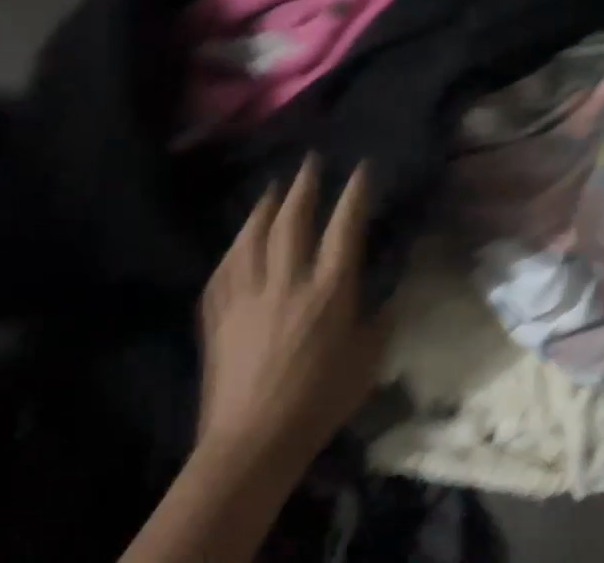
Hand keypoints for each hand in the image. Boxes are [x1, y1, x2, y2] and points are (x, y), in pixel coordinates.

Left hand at [196, 156, 389, 466]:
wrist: (252, 440)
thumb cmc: (322, 399)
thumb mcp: (369, 357)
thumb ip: (379, 318)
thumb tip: (386, 294)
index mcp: (329, 290)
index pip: (343, 228)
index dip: (354, 194)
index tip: (362, 168)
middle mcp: (286, 283)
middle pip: (291, 222)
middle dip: (303, 187)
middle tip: (310, 163)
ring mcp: (245, 298)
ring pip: (251, 239)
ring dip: (263, 210)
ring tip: (272, 191)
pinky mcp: (217, 318)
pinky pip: (224, 270)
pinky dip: (235, 248)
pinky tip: (239, 242)